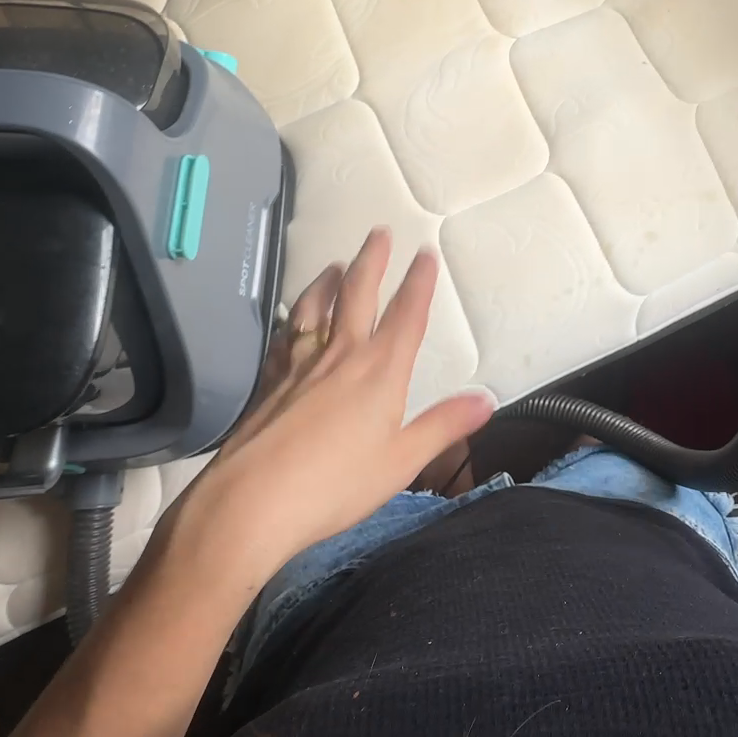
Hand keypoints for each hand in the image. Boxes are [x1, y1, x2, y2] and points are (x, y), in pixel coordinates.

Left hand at [171, 228, 495, 568]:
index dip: (419, 282)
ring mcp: (300, 366)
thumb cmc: (336, 485)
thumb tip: (487, 398)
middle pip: (358, 295)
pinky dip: (294, 319)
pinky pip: (286, 338)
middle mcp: (341, 356)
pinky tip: (292, 321)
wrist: (250, 504)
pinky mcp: (269, 383)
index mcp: (380, 371)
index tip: (425, 253)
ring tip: (334, 265)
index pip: (407, 315)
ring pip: (315, 308)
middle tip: (380, 232)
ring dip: (328, 281)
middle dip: (373, 261)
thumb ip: (444, 425)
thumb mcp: (402, 460)